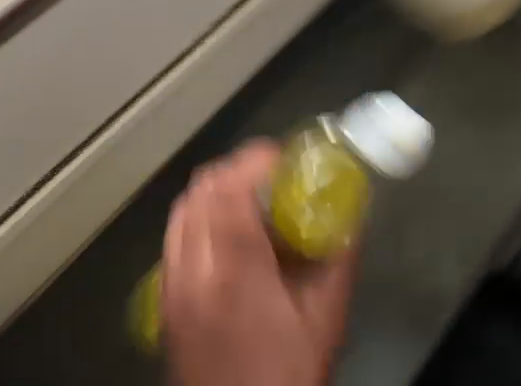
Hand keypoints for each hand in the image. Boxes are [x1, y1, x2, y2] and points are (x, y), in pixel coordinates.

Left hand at [162, 140, 356, 385]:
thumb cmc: (289, 370)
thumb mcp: (328, 312)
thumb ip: (340, 252)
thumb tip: (353, 204)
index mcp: (234, 273)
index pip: (228, 191)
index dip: (256, 160)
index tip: (289, 155)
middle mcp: (192, 273)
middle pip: (198, 192)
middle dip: (238, 169)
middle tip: (278, 173)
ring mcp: (172, 290)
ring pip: (182, 212)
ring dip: (217, 191)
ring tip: (256, 197)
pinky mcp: (167, 304)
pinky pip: (177, 237)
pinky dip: (203, 216)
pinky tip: (235, 234)